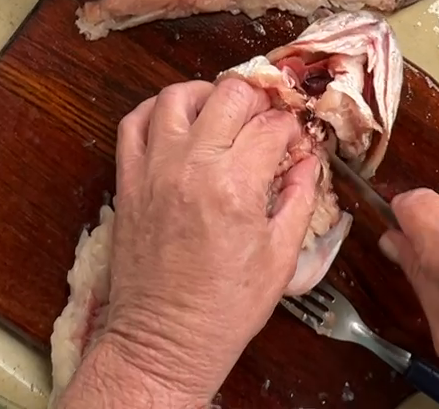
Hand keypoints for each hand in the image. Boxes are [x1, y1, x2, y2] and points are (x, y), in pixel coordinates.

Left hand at [58, 78, 316, 408]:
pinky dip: (155, 110)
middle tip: (263, 118)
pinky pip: (133, 122)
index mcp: (236, 187)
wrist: (162, 344)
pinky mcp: (129, 180)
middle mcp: (193, 167)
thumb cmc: (223, 309)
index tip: (293, 137)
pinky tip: (177, 122)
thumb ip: (299, 199)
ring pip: (178, 95)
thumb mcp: (280, 259)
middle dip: (256, 98)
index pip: (271, 125)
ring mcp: (155, 169)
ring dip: (206, 95)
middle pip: (230, 94)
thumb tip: (309, 160)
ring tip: (221, 112)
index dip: (290, 126)